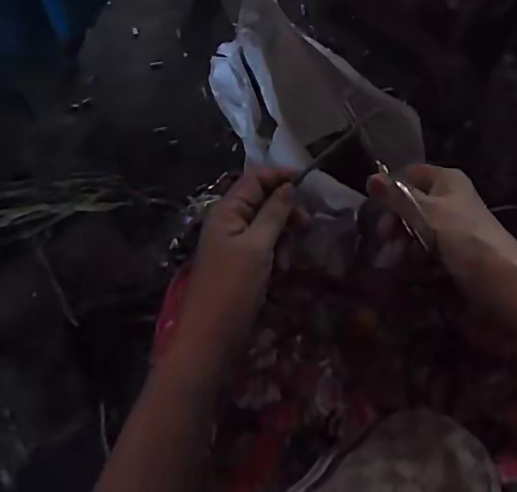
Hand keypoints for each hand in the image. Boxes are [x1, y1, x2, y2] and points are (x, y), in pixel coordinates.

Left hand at [178, 167, 296, 353]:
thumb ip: (273, 213)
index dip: (279, 175)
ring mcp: (231, 243)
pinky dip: (275, 249)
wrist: (208, 341)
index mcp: (227, 209)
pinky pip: (261, 244)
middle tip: (307, 224)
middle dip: (284, 207)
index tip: (307, 181)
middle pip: (260, 198)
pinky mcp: (237, 263)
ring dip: (282, 231)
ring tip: (294, 250)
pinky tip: (284, 266)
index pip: (254, 177)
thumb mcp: (257, 247)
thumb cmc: (232, 289)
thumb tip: (288, 186)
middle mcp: (227, 220)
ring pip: (263, 222)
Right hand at [367, 164, 516, 294]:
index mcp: (447, 181)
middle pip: (410, 205)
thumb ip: (396, 198)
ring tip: (393, 264)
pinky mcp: (457, 257)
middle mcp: (450, 201)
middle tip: (384, 245)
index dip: (391, 191)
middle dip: (394, 224)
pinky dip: (415, 261)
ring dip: (401, 246)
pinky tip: (407, 273)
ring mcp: (454, 231)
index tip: (377, 213)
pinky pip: (427, 254)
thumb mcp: (427, 215)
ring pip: (416, 231)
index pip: (409, 175)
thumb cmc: (468, 243)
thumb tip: (370, 177)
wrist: (511, 291)